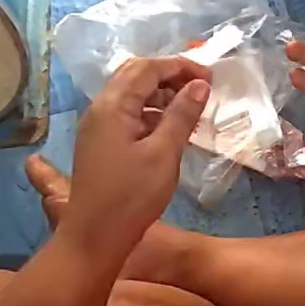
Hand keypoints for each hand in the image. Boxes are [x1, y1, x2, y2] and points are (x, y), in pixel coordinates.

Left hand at [61, 56, 211, 256]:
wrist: (94, 238)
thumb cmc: (131, 196)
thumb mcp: (164, 153)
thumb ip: (182, 114)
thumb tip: (200, 84)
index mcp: (112, 106)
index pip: (147, 68)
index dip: (180, 66)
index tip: (210, 77)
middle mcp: (100, 108)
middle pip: (136, 75)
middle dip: (170, 75)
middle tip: (201, 87)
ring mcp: (98, 126)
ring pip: (132, 94)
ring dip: (161, 93)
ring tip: (191, 106)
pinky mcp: (101, 142)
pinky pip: (128, 113)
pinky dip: (152, 112)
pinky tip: (171, 127)